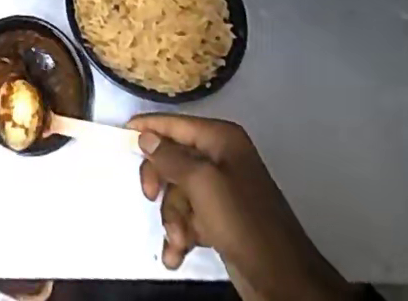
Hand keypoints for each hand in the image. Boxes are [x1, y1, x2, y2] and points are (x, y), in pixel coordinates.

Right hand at [128, 114, 351, 300]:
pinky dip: (180, 233)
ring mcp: (222, 191)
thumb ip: (169, 157)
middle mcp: (221, 159)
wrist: (285, 283)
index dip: (148, 127)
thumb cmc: (243, 222)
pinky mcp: (221, 220)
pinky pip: (188, 216)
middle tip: (150, 196)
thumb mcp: (202, 183)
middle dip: (161, 184)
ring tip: (177, 240)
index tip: (122, 133)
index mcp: (221, 140)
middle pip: (171, 158)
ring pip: (177, 192)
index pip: (175, 124)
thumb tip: (145, 136)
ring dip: (172, 217)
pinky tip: (176, 253)